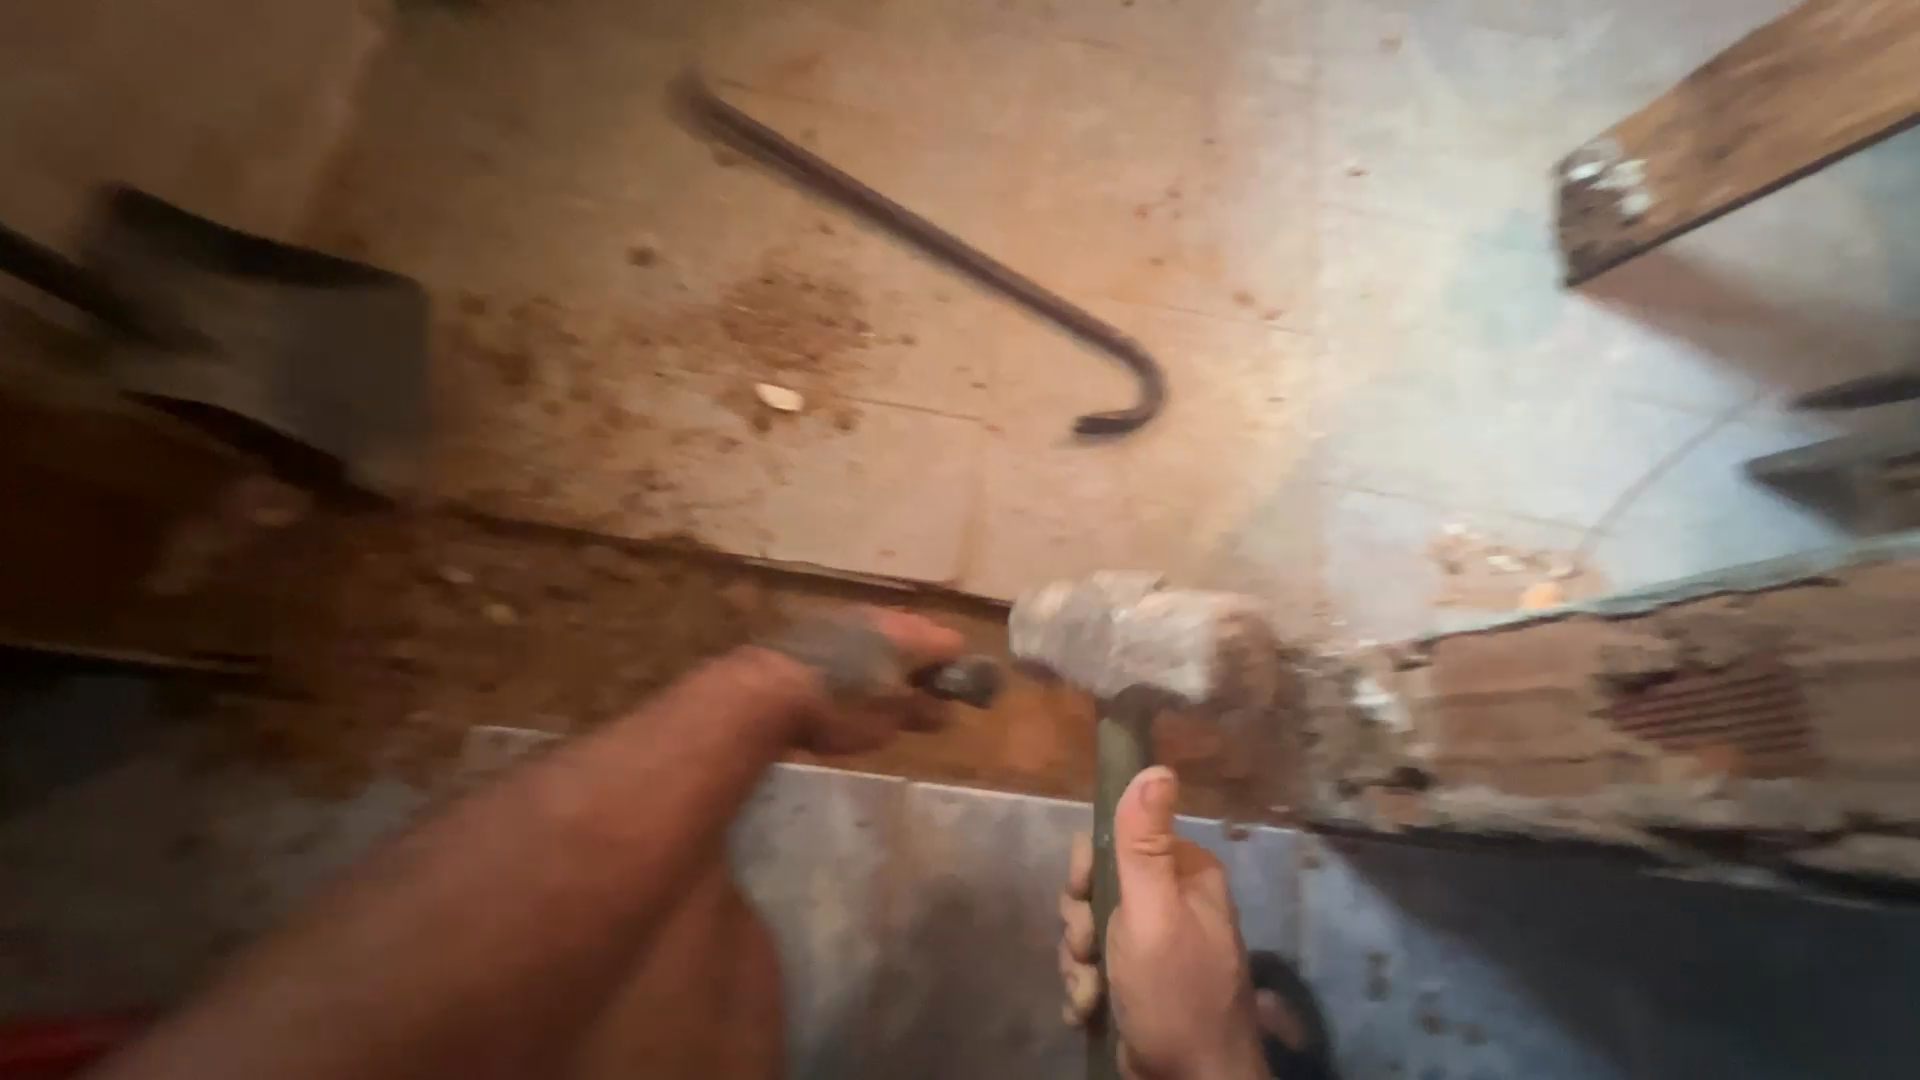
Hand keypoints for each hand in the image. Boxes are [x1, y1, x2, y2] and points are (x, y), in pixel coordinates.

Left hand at [757, 606, 964, 753]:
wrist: (765, 689)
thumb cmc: (839, 709)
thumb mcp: (889, 723)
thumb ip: (923, 712)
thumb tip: (945, 710)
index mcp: (910, 636)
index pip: (954, 643)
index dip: (956, 671)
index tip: (942, 699)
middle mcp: (884, 617)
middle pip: (920, 633)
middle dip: (921, 663)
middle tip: (910, 698)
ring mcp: (849, 615)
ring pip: (885, 632)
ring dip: (888, 657)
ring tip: (873, 692)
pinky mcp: (818, 623)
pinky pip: (854, 635)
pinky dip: (858, 653)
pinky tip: (841, 680)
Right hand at [1059, 767, 1264, 1079]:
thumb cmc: (1174, 991)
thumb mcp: (1154, 910)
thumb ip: (1144, 842)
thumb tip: (1156, 766)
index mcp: (1184, 872)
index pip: (1117, 838)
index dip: (1087, 866)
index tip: (1081, 894)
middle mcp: (1171, 899)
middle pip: (1096, 885)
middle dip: (1079, 923)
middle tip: (1086, 951)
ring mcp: (1154, 941)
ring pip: (1088, 927)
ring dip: (1077, 961)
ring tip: (1091, 993)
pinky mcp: (1137, 979)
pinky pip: (1092, 963)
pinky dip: (1085, 986)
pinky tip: (1090, 1009)